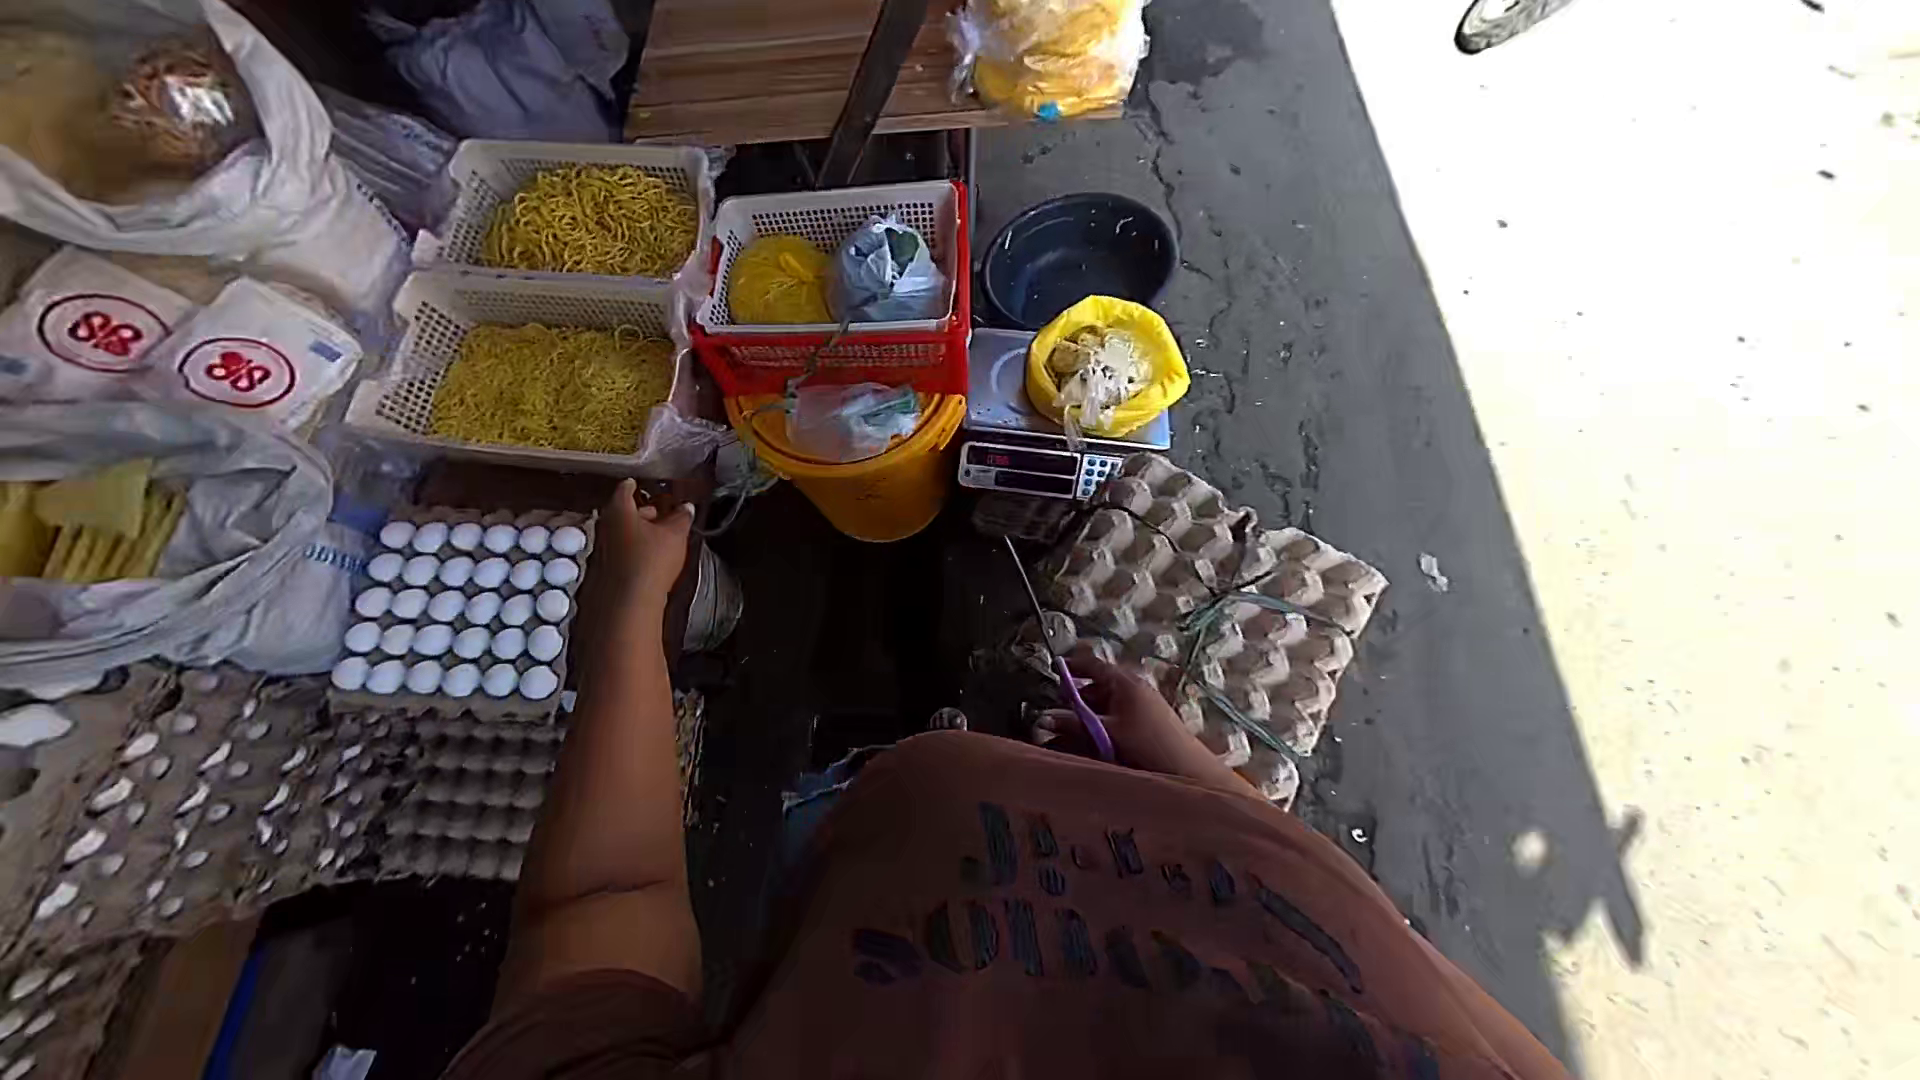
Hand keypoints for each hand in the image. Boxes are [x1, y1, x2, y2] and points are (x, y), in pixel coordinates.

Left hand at [598, 479, 693, 607]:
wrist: (629, 600)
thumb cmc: (651, 559)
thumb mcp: (675, 534)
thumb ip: (682, 517)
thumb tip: (686, 507)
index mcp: (620, 510)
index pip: (626, 489)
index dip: (636, 485)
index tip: (641, 483)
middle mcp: (605, 525)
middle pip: (624, 511)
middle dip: (642, 510)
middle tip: (661, 511)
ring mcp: (602, 548)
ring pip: (622, 531)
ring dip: (639, 530)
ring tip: (661, 534)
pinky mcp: (605, 568)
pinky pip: (622, 549)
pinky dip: (635, 547)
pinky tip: (650, 555)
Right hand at [1035, 648, 1260, 799]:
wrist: (1188, 769)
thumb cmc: (1144, 743)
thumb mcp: (1104, 732)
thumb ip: (1073, 724)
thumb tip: (1042, 718)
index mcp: (1124, 681)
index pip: (1093, 664)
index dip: (1072, 665)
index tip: (1054, 669)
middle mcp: (1135, 686)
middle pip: (1100, 682)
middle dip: (1079, 692)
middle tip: (1061, 703)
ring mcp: (1144, 702)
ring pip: (1109, 699)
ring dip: (1090, 708)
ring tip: (1075, 723)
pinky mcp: (1150, 719)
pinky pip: (1120, 711)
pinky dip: (1104, 718)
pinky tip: (1097, 735)